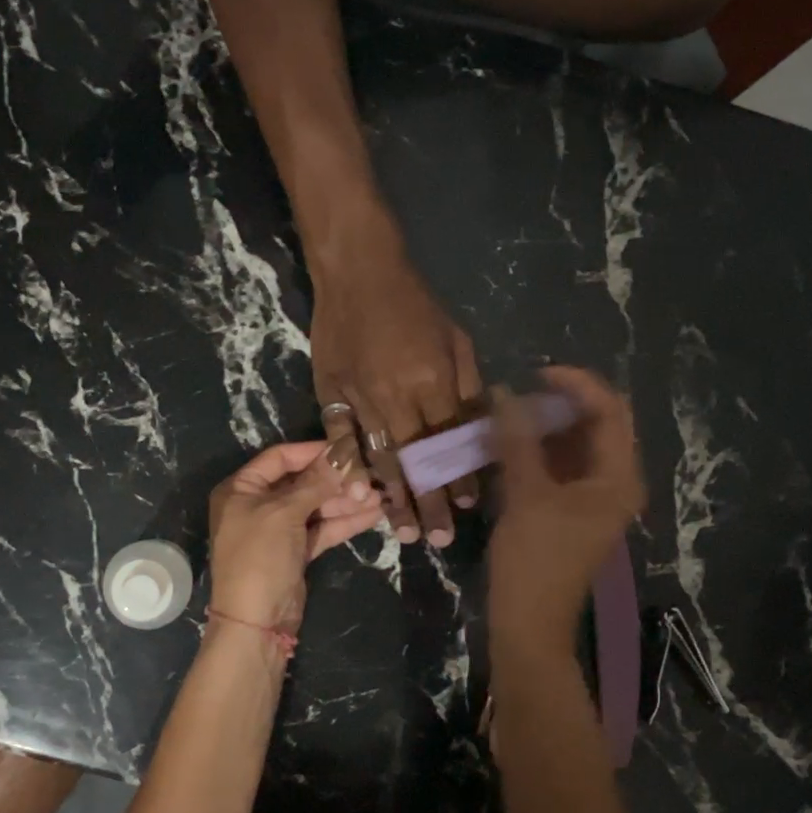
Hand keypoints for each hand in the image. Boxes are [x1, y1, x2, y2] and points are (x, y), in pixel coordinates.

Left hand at [208, 441, 384, 628]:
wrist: (256, 622)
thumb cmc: (259, 557)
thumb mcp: (284, 514)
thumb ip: (315, 484)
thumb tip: (341, 455)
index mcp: (241, 489)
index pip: (279, 458)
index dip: (312, 452)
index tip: (345, 449)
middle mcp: (257, 506)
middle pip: (301, 483)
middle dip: (335, 481)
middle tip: (369, 478)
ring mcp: (277, 531)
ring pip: (315, 508)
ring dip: (345, 501)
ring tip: (380, 495)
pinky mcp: (295, 552)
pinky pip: (321, 529)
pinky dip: (344, 522)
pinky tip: (374, 514)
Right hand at [310, 242, 481, 547]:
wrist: (357, 272)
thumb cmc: (413, 302)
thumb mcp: (455, 336)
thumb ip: (467, 386)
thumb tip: (481, 433)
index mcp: (431, 380)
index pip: (450, 442)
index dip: (460, 476)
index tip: (469, 507)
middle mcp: (396, 397)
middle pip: (417, 461)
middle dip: (428, 503)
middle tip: (438, 540)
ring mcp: (359, 399)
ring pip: (380, 458)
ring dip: (392, 497)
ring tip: (403, 531)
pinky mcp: (330, 395)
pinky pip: (340, 439)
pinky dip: (348, 468)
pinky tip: (357, 495)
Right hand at [487, 367, 646, 642]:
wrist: (528, 624)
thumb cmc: (534, 560)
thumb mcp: (526, 495)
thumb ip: (518, 440)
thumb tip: (504, 391)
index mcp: (618, 477)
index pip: (610, 410)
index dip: (576, 383)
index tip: (533, 372)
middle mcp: (613, 483)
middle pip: (594, 425)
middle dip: (556, 404)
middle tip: (513, 394)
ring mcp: (591, 499)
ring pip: (572, 446)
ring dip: (542, 427)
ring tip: (504, 415)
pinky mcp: (568, 512)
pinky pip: (557, 468)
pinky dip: (535, 452)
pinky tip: (504, 446)